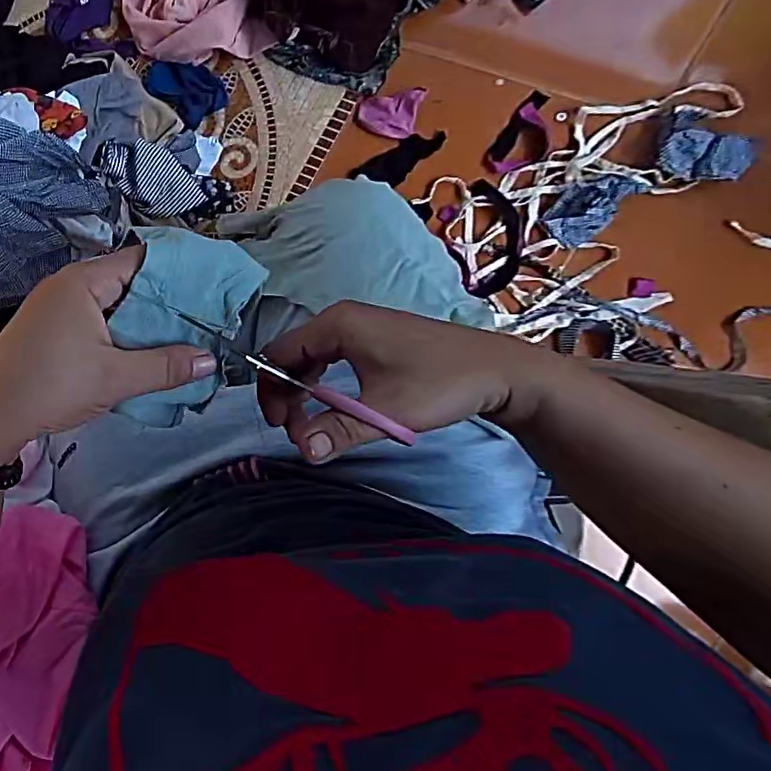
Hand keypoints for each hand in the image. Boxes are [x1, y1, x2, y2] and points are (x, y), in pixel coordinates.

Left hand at [0, 246, 216, 468]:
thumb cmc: (47, 387)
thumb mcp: (113, 378)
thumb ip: (165, 366)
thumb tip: (209, 360)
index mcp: (82, 281)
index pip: (142, 260)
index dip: (179, 271)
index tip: (211, 286)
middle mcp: (68, 285)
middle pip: (130, 282)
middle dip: (166, 301)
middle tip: (204, 318)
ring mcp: (57, 308)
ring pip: (114, 306)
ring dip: (145, 322)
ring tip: (183, 338)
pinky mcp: (52, 330)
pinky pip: (98, 322)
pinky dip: (123, 334)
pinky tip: (144, 354)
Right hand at [256, 301, 575, 462]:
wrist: (500, 370)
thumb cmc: (442, 383)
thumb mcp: (386, 411)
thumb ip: (339, 429)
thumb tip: (303, 452)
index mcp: (337, 324)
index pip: (278, 353)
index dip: (271, 391)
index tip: (282, 426)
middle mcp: (343, 319)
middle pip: (291, 355)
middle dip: (285, 394)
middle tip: (296, 431)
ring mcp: (359, 327)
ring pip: (310, 358)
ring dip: (303, 392)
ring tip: (311, 424)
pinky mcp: (374, 339)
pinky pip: (330, 359)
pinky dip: (322, 384)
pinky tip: (332, 406)